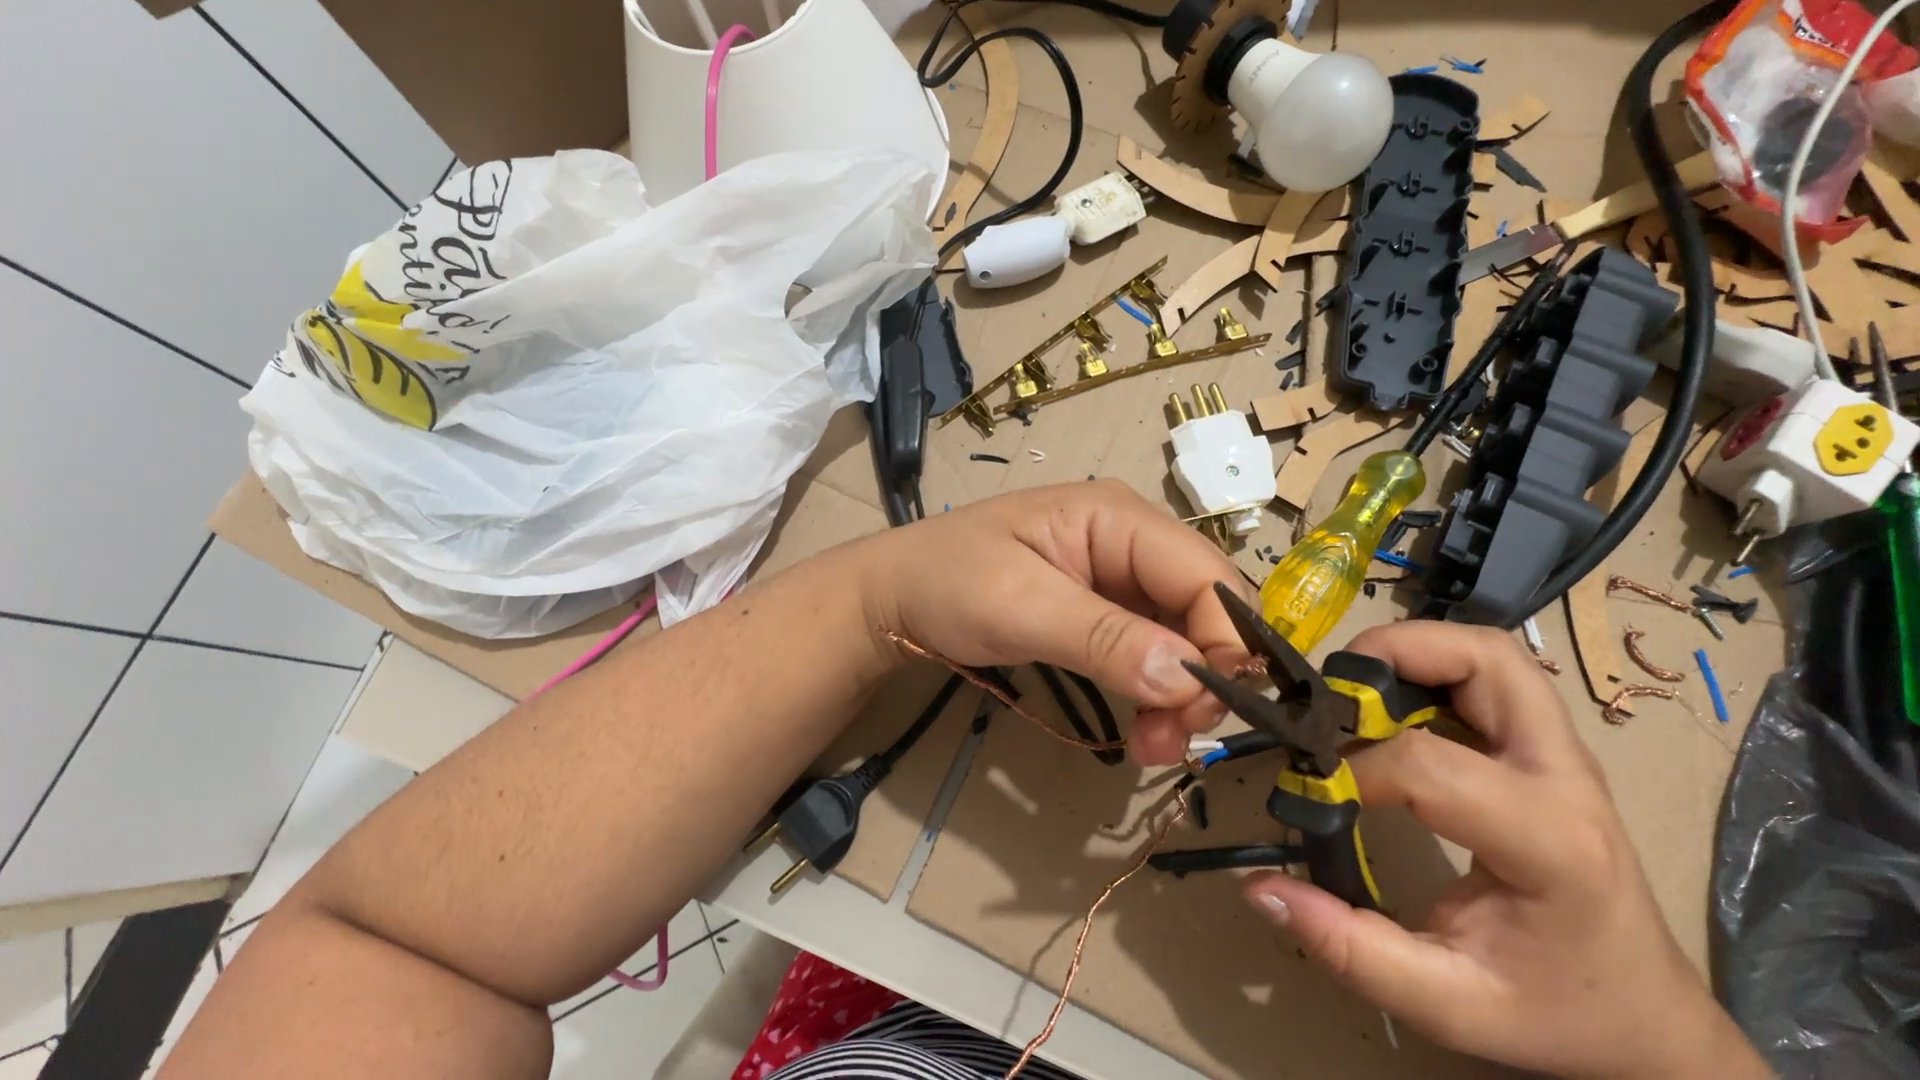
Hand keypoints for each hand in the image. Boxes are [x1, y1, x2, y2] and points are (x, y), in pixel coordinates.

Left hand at [859, 479, 1250, 763]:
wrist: (894, 598)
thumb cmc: (948, 583)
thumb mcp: (1020, 607)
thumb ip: (1104, 639)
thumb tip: (1187, 680)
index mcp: (1118, 518)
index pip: (1205, 575)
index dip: (1224, 641)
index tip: (1206, 708)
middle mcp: (1133, 543)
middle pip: (1204, 609)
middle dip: (1203, 677)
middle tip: (1176, 738)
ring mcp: (1120, 580)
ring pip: (1185, 639)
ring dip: (1182, 696)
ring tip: (1154, 746)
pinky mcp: (1105, 614)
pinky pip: (1153, 654)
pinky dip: (1157, 696)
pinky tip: (1142, 731)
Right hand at [1241, 623, 1770, 1079]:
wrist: (1648, 1021)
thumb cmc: (1553, 1014)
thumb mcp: (1447, 1004)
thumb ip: (1349, 949)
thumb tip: (1259, 889)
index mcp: (1549, 842)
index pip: (1429, 766)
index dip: (1352, 770)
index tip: (1312, 797)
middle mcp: (1564, 778)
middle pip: (1486, 661)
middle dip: (1395, 652)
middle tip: (1330, 691)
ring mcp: (1565, 757)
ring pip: (1492, 655)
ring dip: (1415, 653)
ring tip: (1355, 694)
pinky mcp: (1550, 753)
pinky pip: (1490, 680)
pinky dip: (1430, 673)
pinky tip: (1390, 717)